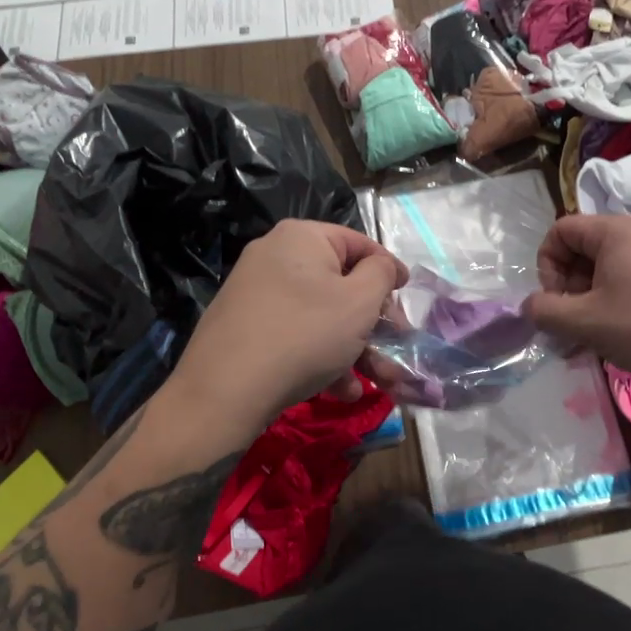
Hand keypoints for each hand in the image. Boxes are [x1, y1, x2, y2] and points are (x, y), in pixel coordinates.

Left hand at [172, 220, 406, 423]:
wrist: (224, 392)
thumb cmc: (304, 335)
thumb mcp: (360, 301)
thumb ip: (381, 275)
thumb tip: (382, 266)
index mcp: (301, 237)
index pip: (360, 244)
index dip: (389, 271)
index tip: (407, 298)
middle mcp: (275, 256)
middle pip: (340, 284)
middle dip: (374, 323)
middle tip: (395, 351)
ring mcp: (255, 293)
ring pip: (320, 315)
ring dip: (354, 348)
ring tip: (377, 382)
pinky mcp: (244, 328)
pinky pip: (295, 333)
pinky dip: (321, 357)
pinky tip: (341, 391)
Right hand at [525, 214, 630, 398]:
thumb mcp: (585, 322)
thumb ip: (545, 311)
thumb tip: (530, 305)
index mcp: (615, 230)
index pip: (561, 229)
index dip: (547, 264)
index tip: (555, 300)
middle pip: (585, 246)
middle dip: (569, 283)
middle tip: (572, 321)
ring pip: (609, 266)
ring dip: (591, 296)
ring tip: (594, 333)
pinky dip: (617, 299)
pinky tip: (623, 333)